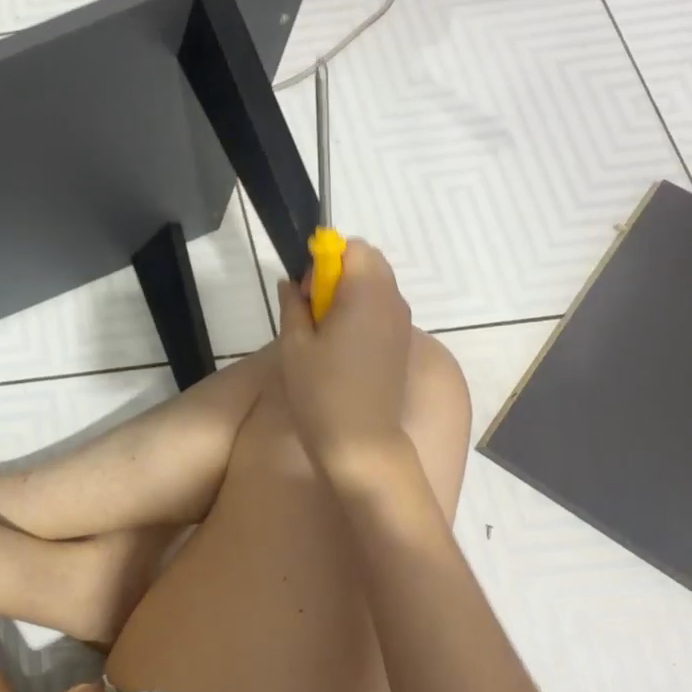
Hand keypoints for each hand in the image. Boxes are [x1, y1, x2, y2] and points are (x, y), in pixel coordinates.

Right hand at [274, 240, 413, 480]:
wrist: (360, 443)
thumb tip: (291, 283)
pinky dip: (360, 314)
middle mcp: (391, 301)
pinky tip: (337, 347)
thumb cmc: (320, 392)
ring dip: (348, 295)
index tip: (306, 292)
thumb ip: (293, 306)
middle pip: (369, 263)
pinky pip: (381, 310)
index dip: (325, 260)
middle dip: (337, 274)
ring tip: (320, 332)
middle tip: (310, 310)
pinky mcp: (400, 344)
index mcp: (365, 295)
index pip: (353, 248)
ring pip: (376, 287)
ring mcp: (401, 324)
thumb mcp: (294, 346)